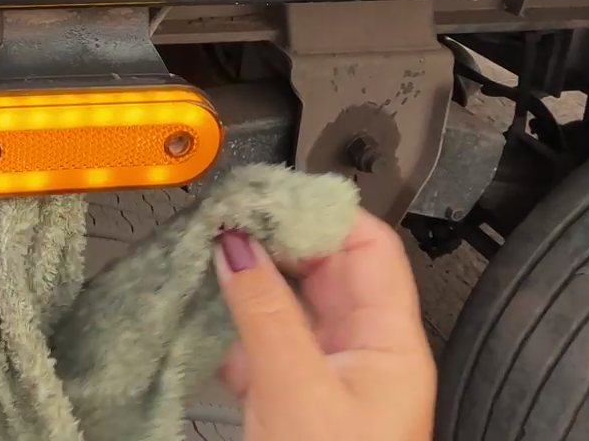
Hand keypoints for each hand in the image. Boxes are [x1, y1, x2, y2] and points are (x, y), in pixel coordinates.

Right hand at [213, 212, 435, 440]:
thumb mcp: (299, 391)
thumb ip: (265, 311)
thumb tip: (233, 240)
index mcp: (389, 343)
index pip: (368, 246)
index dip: (322, 213)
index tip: (269, 193)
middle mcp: (359, 348)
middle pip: (321, 265)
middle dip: (272, 237)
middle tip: (225, 217)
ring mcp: (321, 370)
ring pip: (284, 298)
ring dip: (244, 275)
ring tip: (204, 251)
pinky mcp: (286, 393)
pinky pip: (257, 335)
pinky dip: (227, 318)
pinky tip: (199, 306)